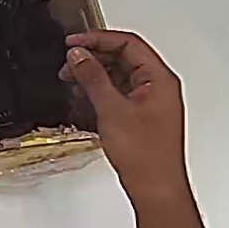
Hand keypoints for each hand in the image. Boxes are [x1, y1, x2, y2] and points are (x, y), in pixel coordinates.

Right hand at [61, 29, 189, 205]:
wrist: (155, 188)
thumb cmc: (146, 155)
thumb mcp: (112, 110)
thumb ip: (93, 78)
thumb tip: (80, 55)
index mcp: (159, 78)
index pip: (128, 43)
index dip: (99, 39)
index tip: (75, 43)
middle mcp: (158, 87)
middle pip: (124, 57)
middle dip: (94, 57)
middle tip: (70, 61)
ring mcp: (150, 102)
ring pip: (120, 76)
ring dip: (95, 74)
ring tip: (72, 78)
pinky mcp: (142, 116)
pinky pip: (119, 93)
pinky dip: (101, 91)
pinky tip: (84, 96)